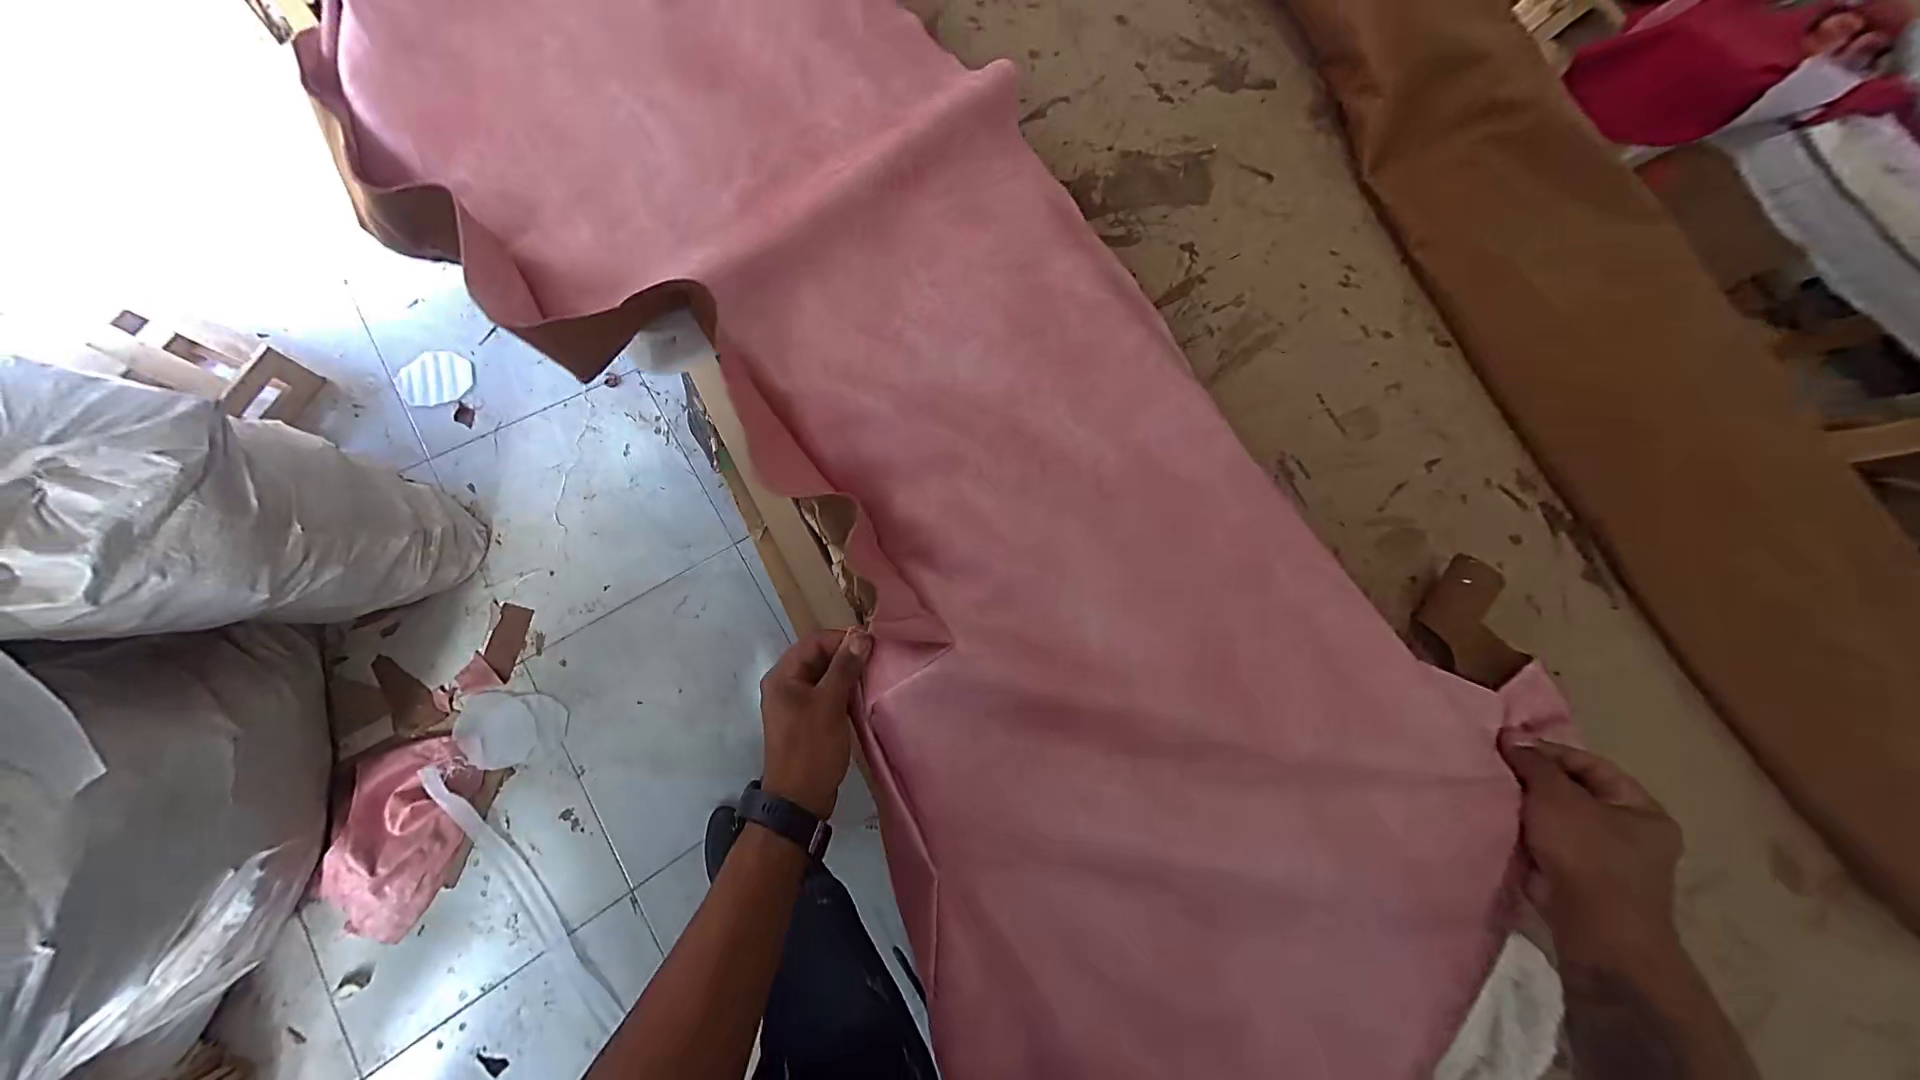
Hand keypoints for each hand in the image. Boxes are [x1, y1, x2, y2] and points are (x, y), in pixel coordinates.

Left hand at [758, 629, 869, 817]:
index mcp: (783, 676)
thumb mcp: (830, 704)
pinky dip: (844, 689)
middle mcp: (786, 684)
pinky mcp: (808, 717)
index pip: (814, 642)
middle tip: (877, 659)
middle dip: (847, 654)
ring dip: (847, 672)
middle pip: (818, 656)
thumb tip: (861, 636)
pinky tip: (863, 694)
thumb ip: (844, 668)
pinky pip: (827, 692)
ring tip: (874, 675)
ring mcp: (796, 702)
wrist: (799, 800)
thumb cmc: (811, 749)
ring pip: (825, 674)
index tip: (872, 645)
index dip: (842, 638)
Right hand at [1498, 731, 1682, 948]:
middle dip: (1535, 778)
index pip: (1591, 766)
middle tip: (1497, 766)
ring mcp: (1606, 857)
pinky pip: (1547, 840)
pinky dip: (1525, 829)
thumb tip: (1510, 736)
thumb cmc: (1586, 851)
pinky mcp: (1578, 875)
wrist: (1593, 922)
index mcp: (1643, 810)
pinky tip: (1500, 819)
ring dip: (1527, 805)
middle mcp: (1631, 832)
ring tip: (1493, 790)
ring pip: (1558, 816)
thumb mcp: (1557, 795)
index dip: (1549, 752)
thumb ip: (1533, 763)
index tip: (1507, 746)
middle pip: (1574, 790)